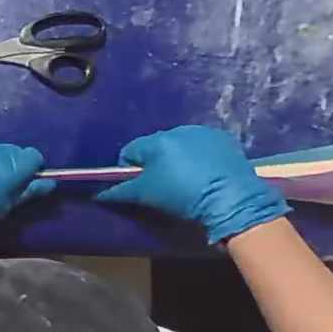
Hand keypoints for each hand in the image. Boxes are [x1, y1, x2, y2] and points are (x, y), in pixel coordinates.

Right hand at [96, 126, 289, 243]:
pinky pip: (202, 148)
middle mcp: (178, 130)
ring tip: (185, 182)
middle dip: (154, 164)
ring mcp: (203, 133)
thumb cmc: (182, 196)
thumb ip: (120, 192)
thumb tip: (100, 194)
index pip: (129, 152)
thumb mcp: (146, 196)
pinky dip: (199, 159)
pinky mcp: (224, 141)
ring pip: (179, 146)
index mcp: (156, 141)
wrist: (232, 200)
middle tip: (161, 187)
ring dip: (177, 160)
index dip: (129, 171)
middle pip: (155, 148)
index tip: (137, 188)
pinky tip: (204, 177)